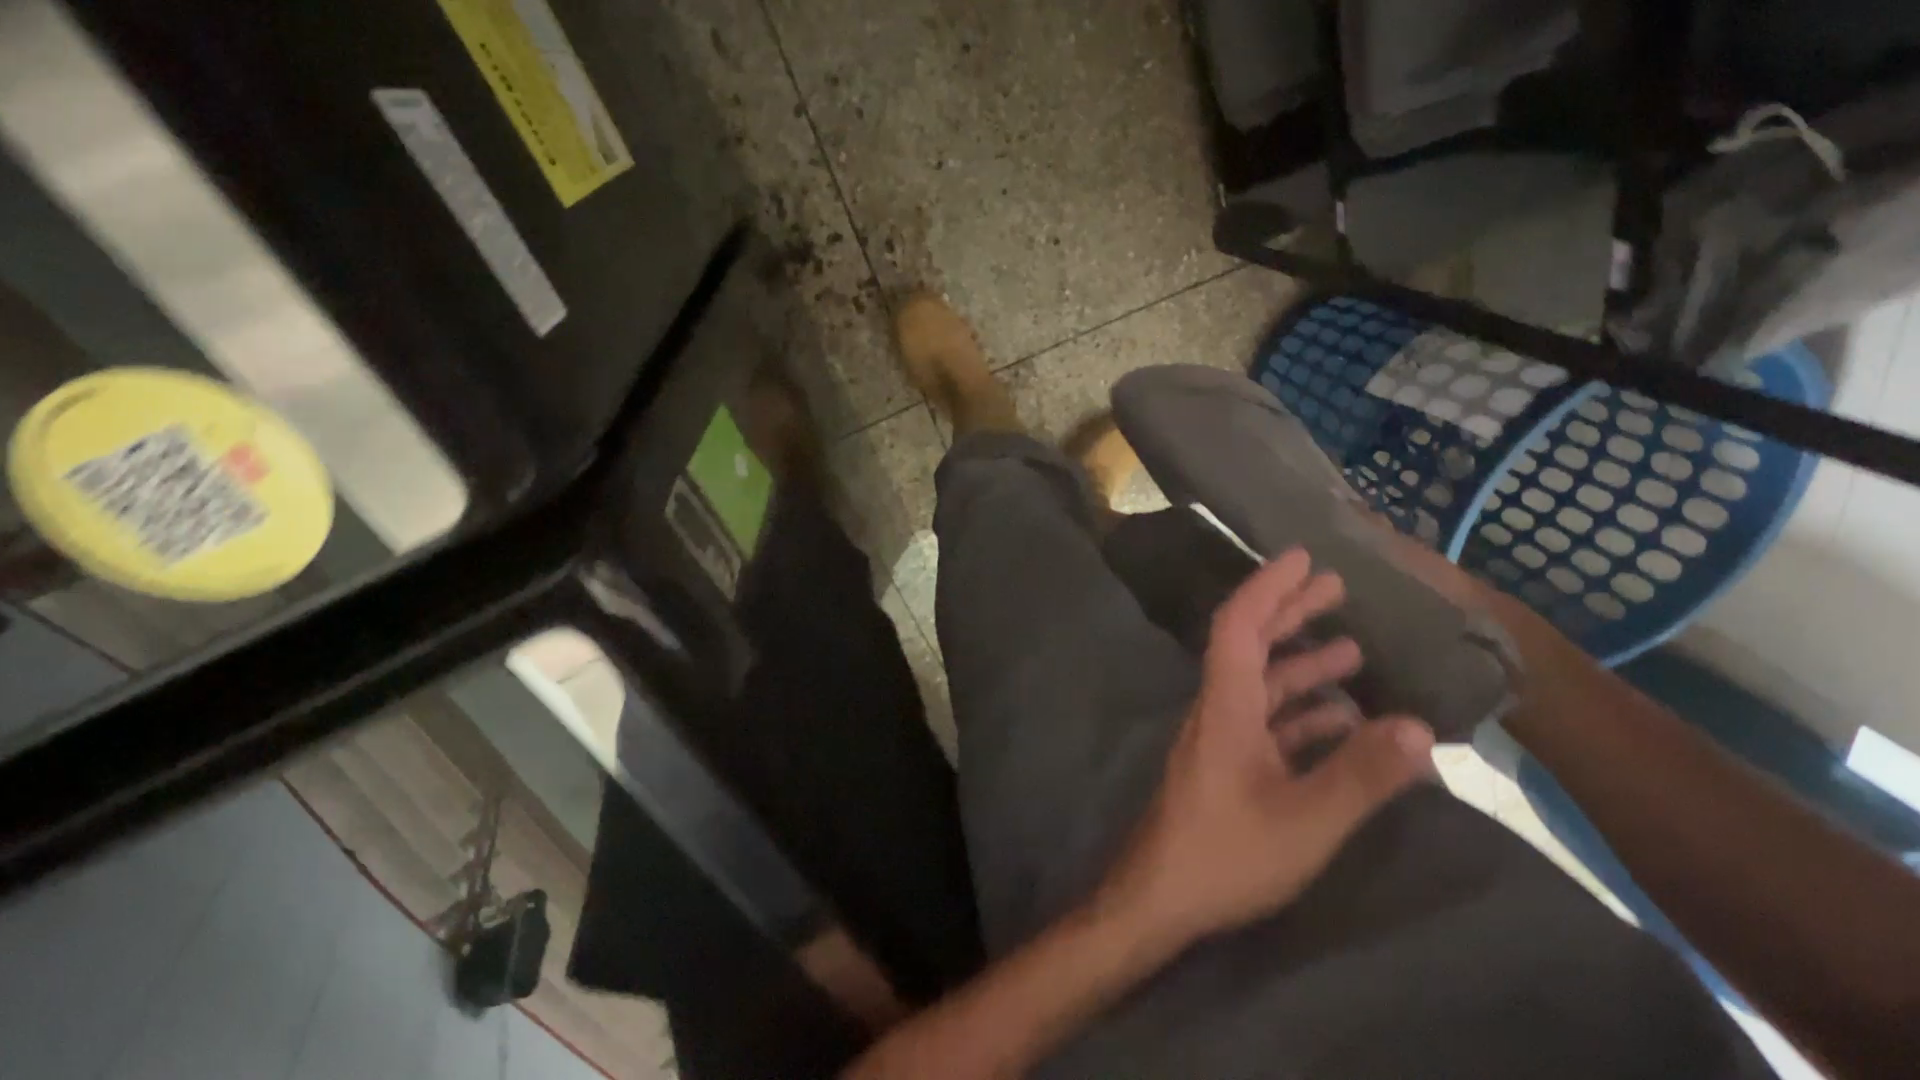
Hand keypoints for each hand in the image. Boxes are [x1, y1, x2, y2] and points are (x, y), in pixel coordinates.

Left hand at [1096, 549, 1435, 951]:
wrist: (1159, 902)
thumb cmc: (1226, 854)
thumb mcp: (1305, 819)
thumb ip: (1362, 774)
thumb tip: (1420, 726)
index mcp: (1226, 707)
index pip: (1240, 625)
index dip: (1269, 587)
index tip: (1302, 556)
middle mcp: (1219, 713)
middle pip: (1251, 647)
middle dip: (1291, 613)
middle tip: (1335, 587)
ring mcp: (1220, 744)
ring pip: (1262, 688)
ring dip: (1302, 666)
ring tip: (1352, 651)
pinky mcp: (1226, 772)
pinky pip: (1267, 727)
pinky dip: (1302, 716)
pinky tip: (1342, 724)